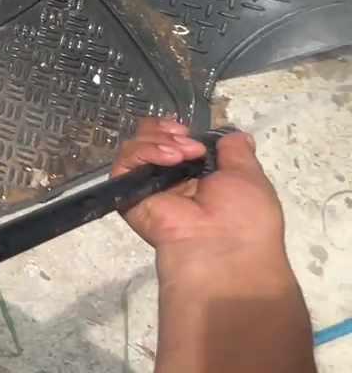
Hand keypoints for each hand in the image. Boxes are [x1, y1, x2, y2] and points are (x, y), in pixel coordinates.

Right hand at [113, 118, 285, 265]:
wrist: (220, 244)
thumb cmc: (244, 216)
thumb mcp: (250, 180)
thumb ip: (237, 154)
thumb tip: (238, 135)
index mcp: (197, 176)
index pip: (174, 142)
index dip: (177, 131)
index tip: (189, 130)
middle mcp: (168, 177)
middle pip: (149, 139)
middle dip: (165, 132)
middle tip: (188, 144)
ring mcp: (145, 182)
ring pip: (135, 146)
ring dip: (158, 142)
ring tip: (180, 154)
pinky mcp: (125, 187)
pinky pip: (125, 161)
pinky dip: (144, 153)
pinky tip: (166, 158)